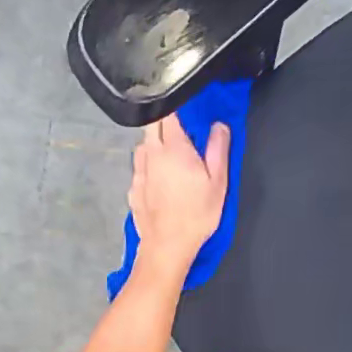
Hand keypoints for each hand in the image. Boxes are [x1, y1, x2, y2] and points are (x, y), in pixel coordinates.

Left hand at [128, 114, 229, 275]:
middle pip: (151, 126)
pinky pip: (139, 169)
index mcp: (173, 147)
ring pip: (143, 147)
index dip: (175, 105)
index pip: (168, 113)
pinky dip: (148, 167)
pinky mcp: (133, 189)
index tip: (186, 106)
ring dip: (154, 144)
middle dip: (163, 122)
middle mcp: (150, 154)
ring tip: (169, 154)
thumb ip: (218, 149)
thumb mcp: (218, 182)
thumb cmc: (197, 214)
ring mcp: (138, 172)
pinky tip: (159, 179)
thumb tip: (219, 125)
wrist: (167, 246)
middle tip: (180, 128)